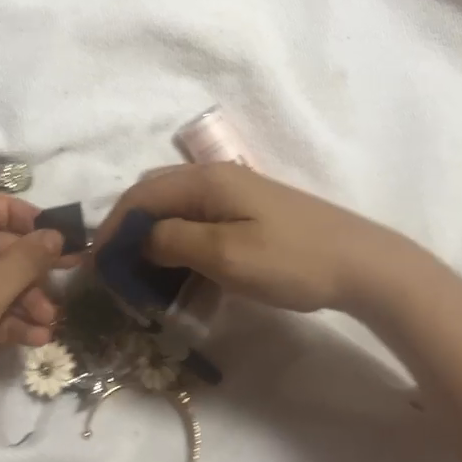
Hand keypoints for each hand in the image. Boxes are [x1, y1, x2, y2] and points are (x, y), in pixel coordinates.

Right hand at [100, 164, 386, 312]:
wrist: (364, 265)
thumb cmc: (292, 259)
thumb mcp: (226, 255)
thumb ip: (174, 241)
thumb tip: (139, 237)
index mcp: (206, 181)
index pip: (141, 194)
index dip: (113, 226)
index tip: (98, 264)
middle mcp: (216, 179)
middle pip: (156, 198)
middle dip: (130, 232)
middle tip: (117, 273)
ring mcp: (235, 196)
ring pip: (177, 214)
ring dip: (155, 243)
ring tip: (144, 281)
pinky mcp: (249, 216)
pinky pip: (200, 226)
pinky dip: (182, 249)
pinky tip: (184, 280)